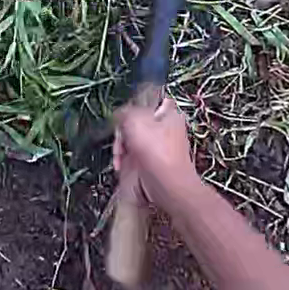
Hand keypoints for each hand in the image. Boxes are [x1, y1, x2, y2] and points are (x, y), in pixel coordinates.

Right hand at [113, 91, 199, 206]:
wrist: (169, 188)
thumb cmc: (156, 152)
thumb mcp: (136, 122)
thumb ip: (124, 112)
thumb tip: (118, 114)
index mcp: (168, 113)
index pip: (146, 101)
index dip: (131, 108)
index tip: (122, 118)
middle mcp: (166, 127)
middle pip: (135, 121)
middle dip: (122, 132)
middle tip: (120, 142)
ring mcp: (159, 145)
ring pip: (132, 138)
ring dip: (121, 147)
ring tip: (118, 157)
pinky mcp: (152, 161)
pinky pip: (133, 154)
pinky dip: (125, 158)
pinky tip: (120, 165)